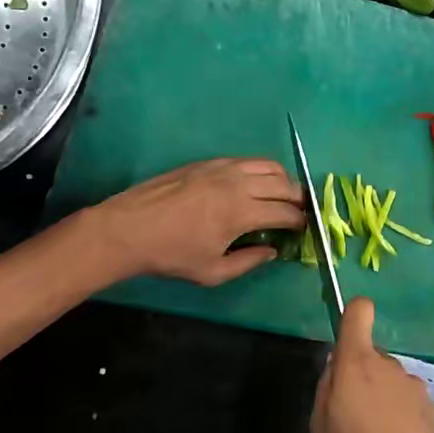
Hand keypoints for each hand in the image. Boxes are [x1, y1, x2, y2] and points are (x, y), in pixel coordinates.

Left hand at [92, 158, 304, 285]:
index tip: (304, 230)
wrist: (129, 228)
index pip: (286, 212)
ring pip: (269, 165)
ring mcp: (223, 168)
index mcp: (242, 213)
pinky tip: (255, 185)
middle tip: (300, 213)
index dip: (301, 222)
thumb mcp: (213, 272)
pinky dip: (261, 171)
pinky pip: (247, 160)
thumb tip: (272, 250)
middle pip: (284, 184)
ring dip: (283, 180)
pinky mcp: (208, 162)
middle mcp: (239, 184)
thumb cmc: (171, 255)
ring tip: (282, 196)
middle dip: (299, 199)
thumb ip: (248, 262)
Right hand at [311, 301, 433, 432]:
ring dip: (380, 400)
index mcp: (358, 363)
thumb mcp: (319, 426)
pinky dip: (398, 419)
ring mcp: (415, 388)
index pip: (360, 312)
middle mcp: (390, 366)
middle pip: (371, 356)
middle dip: (360, 376)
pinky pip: (406, 404)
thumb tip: (339, 369)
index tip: (346, 338)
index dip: (353, 315)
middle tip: (348, 418)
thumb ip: (327, 387)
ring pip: (389, 382)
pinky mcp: (433, 411)